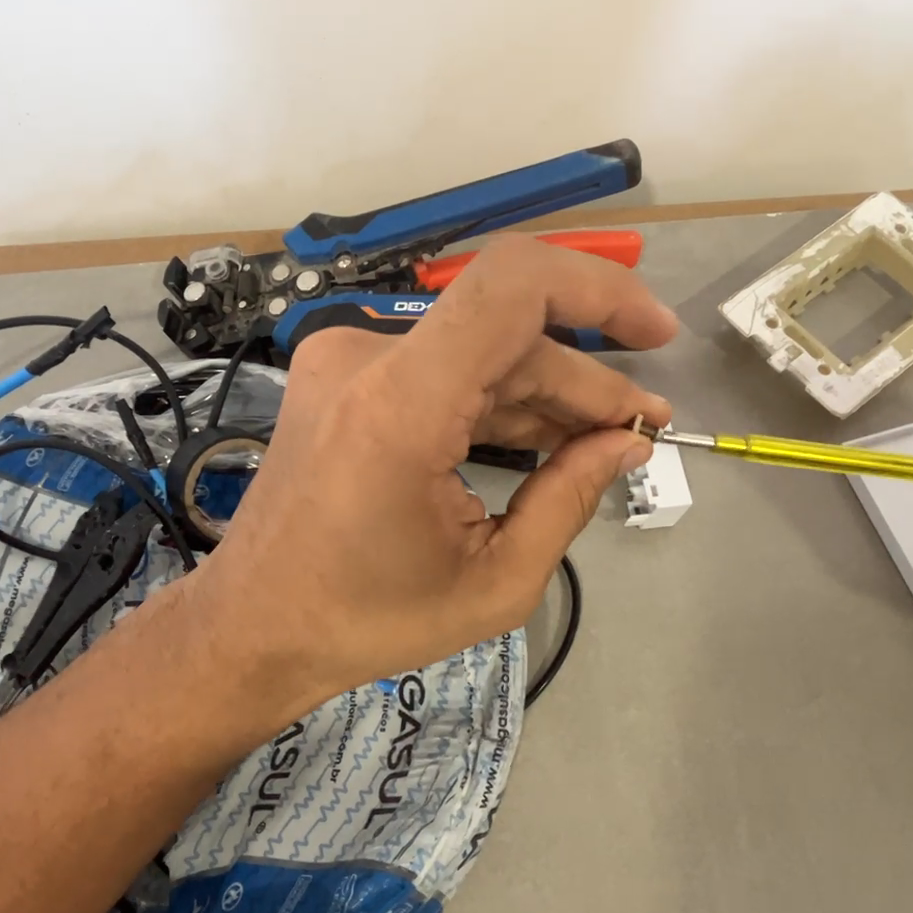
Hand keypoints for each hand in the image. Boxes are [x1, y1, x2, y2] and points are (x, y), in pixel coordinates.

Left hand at [186, 236, 675, 731]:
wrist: (256, 625)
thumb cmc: (367, 619)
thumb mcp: (494, 582)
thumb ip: (569, 500)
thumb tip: (626, 443)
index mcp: (400, 405)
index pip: (513, 286)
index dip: (601, 290)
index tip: (656, 335)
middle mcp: (366, 358)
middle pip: (508, 335)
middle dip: (584, 381)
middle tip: (638, 433)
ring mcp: (345, 361)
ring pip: (477, 352)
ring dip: (544, 393)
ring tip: (599, 444)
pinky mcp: (341, 377)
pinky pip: (440, 370)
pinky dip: (494, 400)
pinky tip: (540, 439)